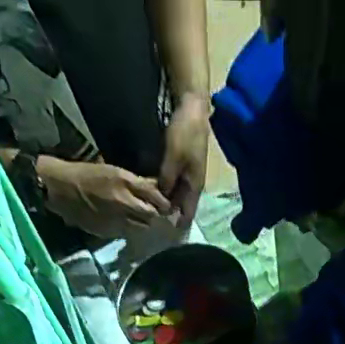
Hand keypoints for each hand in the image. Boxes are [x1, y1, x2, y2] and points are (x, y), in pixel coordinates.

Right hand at [35, 156, 172, 238]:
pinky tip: (124, 221)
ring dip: (144, 222)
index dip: (164, 201)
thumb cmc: (86, 174)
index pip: (154, 194)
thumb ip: (135, 182)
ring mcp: (117, 217)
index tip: (167, 203)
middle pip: (151, 213)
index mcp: (124, 180)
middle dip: (155, 213)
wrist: (59, 188)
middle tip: (155, 212)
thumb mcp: (113, 171)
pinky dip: (130, 228)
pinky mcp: (110, 230)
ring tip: (138, 217)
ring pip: (142, 225)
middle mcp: (124, 200)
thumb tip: (156, 188)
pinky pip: (128, 232)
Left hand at [158, 95, 210, 224]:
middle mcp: (193, 185)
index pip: (188, 214)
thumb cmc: (185, 134)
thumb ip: (167, 180)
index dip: (177, 225)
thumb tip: (160, 200)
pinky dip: (166, 189)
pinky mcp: (183, 165)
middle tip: (150, 220)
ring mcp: (189, 175)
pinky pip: (174, 184)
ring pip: (177, 195)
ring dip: (166, 202)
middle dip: (170, 215)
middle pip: (182, 207)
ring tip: (149, 207)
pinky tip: (154, 190)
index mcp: (195, 187)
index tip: (163, 232)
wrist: (194, 110)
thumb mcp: (173, 158)